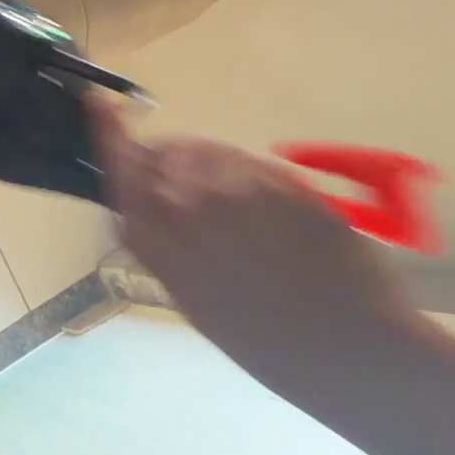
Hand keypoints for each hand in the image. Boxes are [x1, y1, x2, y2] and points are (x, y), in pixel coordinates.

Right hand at [90, 101, 418, 384]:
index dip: (108, 130)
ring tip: (228, 205)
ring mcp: (245, 187)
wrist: (355, 352)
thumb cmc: (260, 338)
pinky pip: (251, 163)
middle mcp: (194, 199)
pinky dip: (245, 175)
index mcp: (158, 232)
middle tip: (185, 196)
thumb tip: (139, 203)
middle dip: (166, 164)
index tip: (99, 102)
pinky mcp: (292, 184)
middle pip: (166, 152)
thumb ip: (155, 240)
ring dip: (206, 166)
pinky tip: (264, 211)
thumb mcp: (186, 294)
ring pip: (208, 152)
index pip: (122, 163)